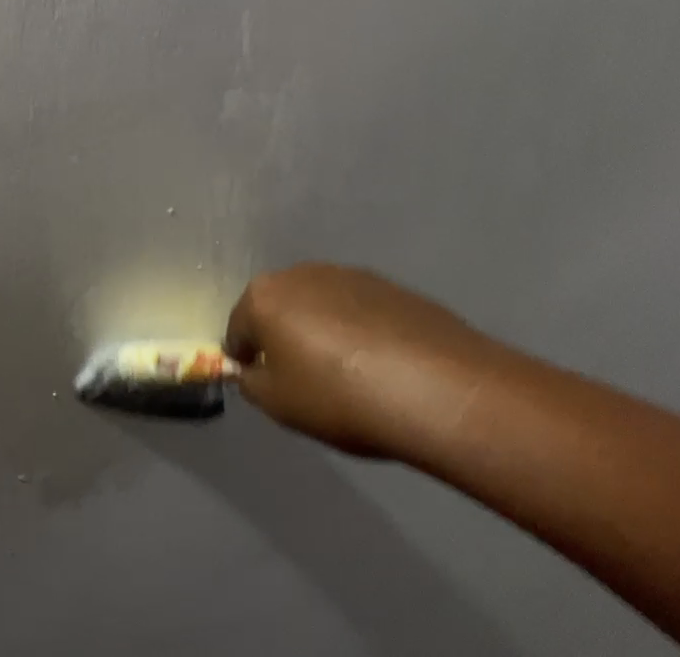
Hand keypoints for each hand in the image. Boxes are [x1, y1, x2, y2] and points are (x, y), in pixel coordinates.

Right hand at [223, 263, 496, 458]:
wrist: (441, 391)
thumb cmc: (339, 397)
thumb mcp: (277, 405)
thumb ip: (250, 383)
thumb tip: (253, 372)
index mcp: (262, 296)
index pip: (237, 330)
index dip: (248, 361)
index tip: (268, 386)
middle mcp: (300, 274)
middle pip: (279, 309)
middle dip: (285, 338)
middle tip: (306, 379)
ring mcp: (351, 275)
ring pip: (322, 307)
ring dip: (324, 332)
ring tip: (350, 374)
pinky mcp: (395, 288)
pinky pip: (362, 312)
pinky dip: (363, 333)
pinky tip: (384, 367)